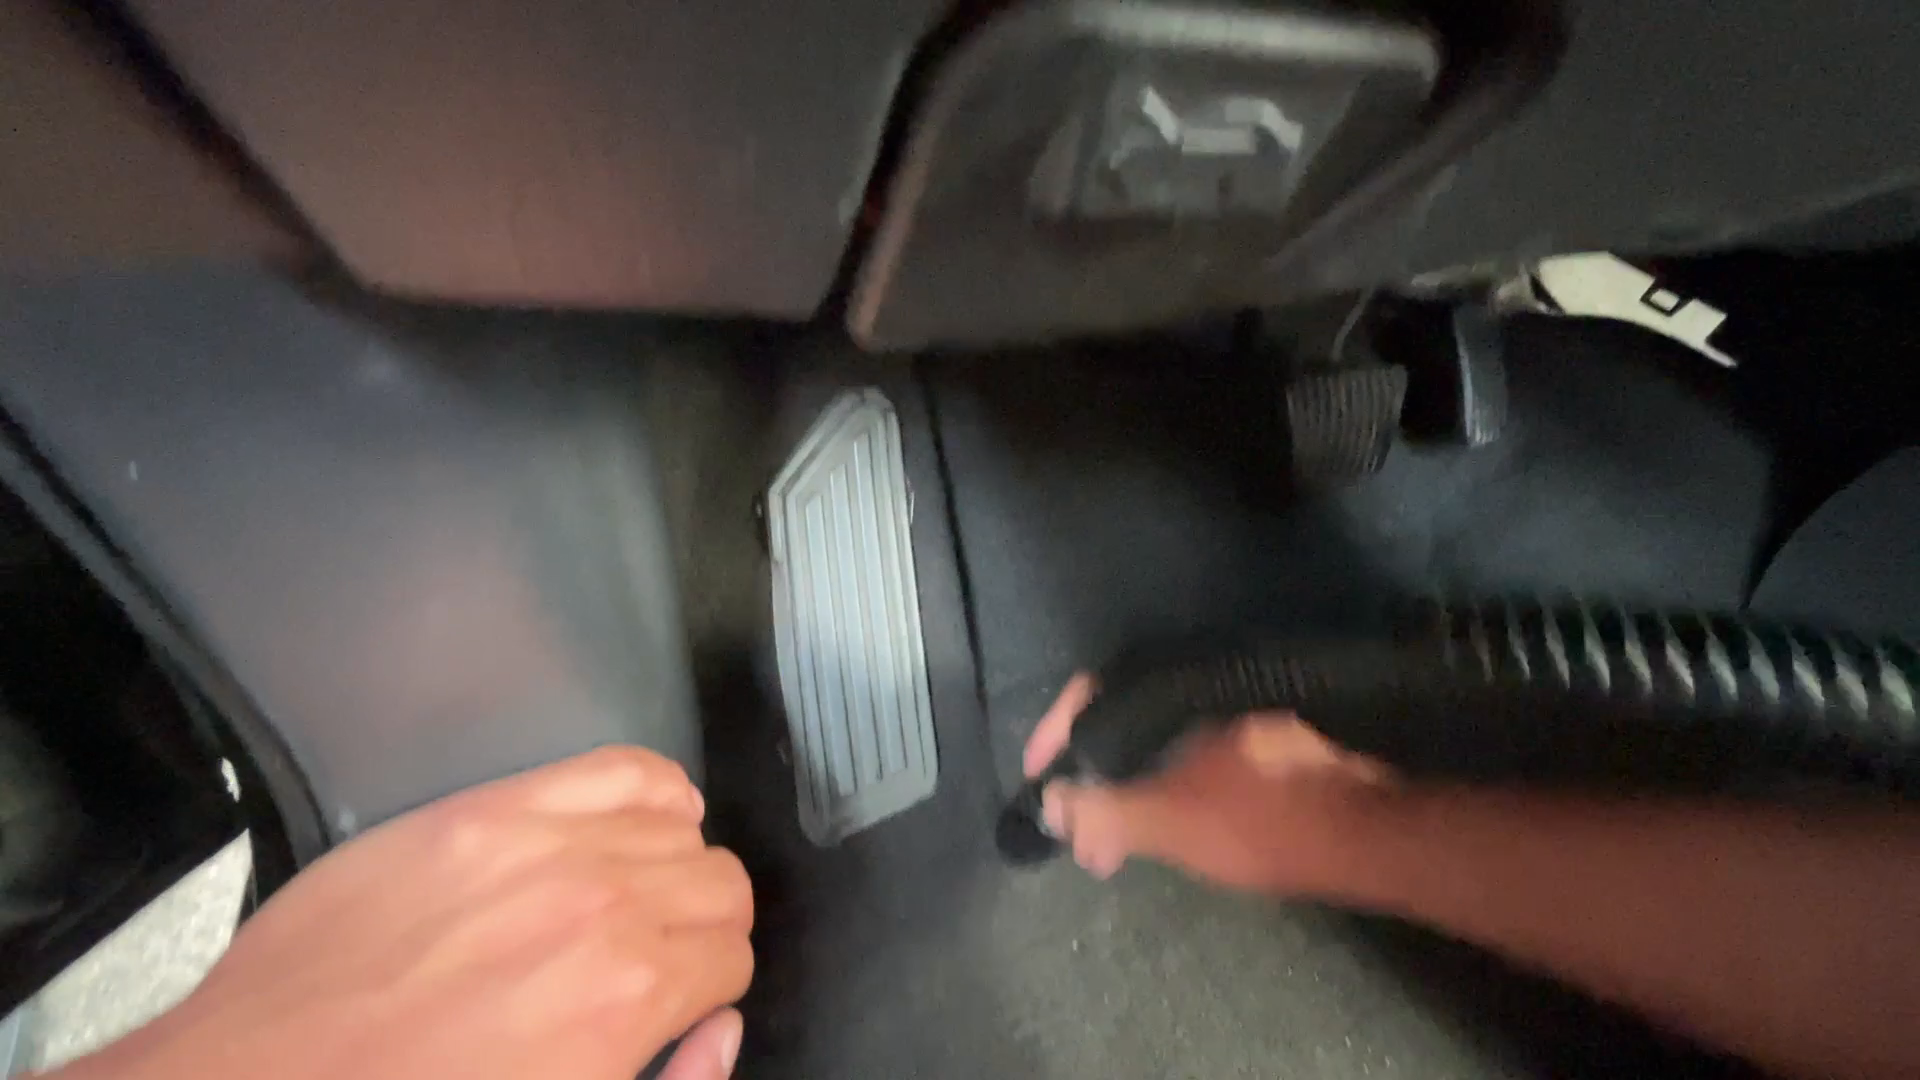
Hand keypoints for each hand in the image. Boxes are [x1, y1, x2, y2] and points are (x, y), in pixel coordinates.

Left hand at [63, 747, 752, 1079]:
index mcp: (629, 995)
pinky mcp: (493, 809)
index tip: (679, 1001)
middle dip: (706, 926)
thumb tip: (721, 1027)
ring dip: (675, 866)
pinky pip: (625, 768)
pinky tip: (638, 822)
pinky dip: (656, 792)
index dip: (712, 986)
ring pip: (684, 826)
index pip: (732, 956)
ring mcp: (547, 843)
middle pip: (723, 883)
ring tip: (632, 895)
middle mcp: (608, 904)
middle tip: (659, 955)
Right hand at [1024, 673, 1389, 891]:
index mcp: (1167, 687)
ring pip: (1150, 741)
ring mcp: (1223, 704)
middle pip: (1115, 722)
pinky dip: (1159, 785)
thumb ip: (1103, 810)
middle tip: (1080, 840)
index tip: (1036, 783)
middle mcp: (1191, 680)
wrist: (1376, 824)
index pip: (1086, 697)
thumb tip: (1050, 803)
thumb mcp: (1173, 821)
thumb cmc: (1266, 816)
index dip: (1052, 738)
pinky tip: (1157, 825)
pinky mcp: (1250, 729)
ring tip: (1111, 850)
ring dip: (1123, 791)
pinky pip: (1183, 751)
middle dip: (1089, 782)